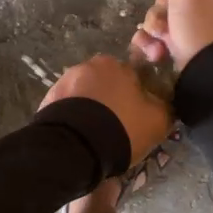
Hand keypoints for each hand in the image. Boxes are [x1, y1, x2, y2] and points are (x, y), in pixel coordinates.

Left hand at [41, 54, 172, 162]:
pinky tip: (80, 139)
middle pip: (107, 85)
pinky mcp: (47, 101)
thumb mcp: (157, 121)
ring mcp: (64, 82)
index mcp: (115, 64)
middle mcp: (88, 66)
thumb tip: (165, 103)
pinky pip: (68, 110)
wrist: (75, 148)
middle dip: (111, 103)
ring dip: (91, 111)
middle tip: (116, 130)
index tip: (136, 119)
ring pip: (86, 97)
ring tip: (96, 139)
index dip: (137, 98)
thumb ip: (165, 107)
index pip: (133, 77)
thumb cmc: (121, 127)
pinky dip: (75, 120)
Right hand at [131, 0, 212, 71]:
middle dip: (156, 18)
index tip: (165, 2)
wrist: (209, 76)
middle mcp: (203, 17)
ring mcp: (194, 39)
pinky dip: (152, 48)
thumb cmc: (199, 30)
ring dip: (151, 35)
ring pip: (160, 27)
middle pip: (166, 7)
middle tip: (160, 28)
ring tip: (156, 48)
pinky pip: (160, 46)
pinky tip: (153, 55)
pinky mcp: (184, 59)